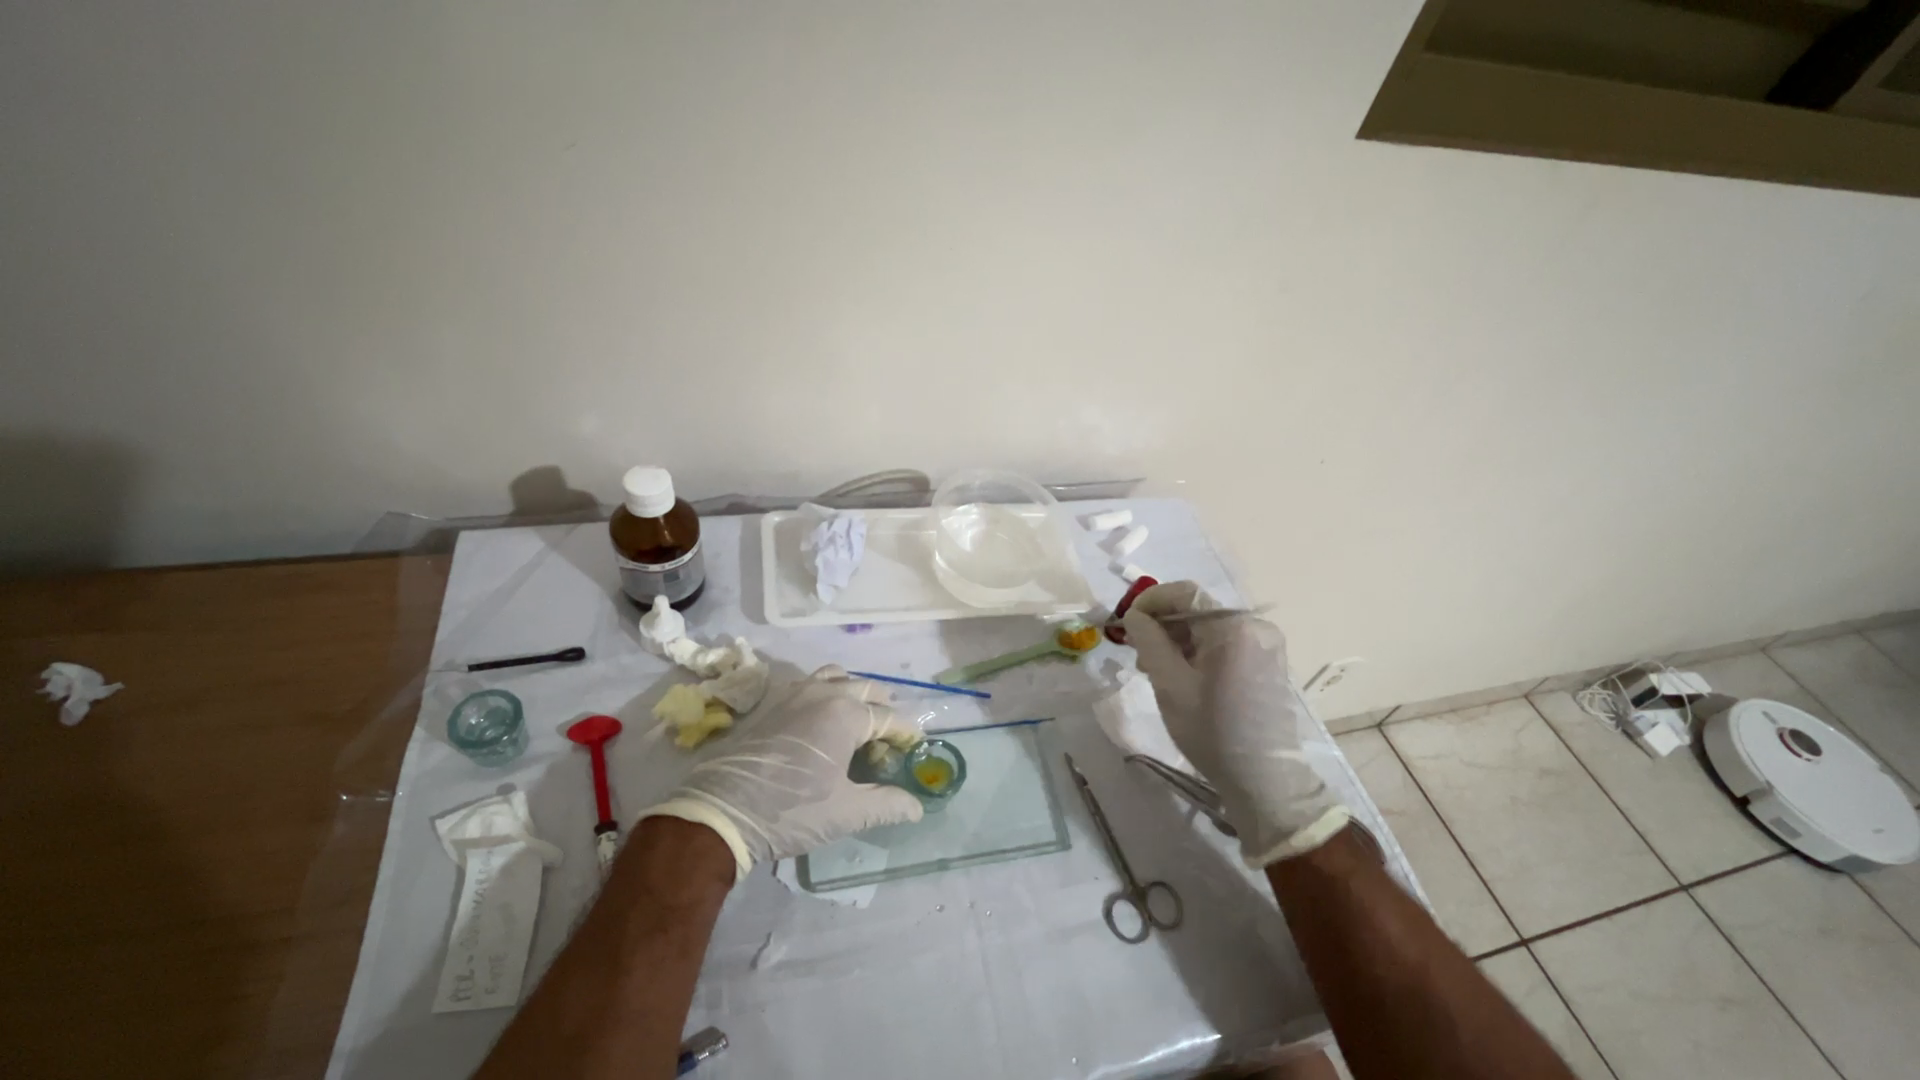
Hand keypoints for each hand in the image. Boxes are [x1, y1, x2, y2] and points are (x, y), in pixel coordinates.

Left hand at [639, 667, 925, 881]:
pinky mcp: (769, 703)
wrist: (720, 813)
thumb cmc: (791, 811)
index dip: (907, 734)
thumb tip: (917, 806)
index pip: (890, 718)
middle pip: (866, 689)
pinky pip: (808, 684)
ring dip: (854, 694)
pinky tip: (820, 724)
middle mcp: (823, 692)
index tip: (915, 750)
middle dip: (884, 710)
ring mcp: (793, 693)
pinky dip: (825, 693)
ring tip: (857, 724)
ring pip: (836, 678)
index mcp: (846, 714)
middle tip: (888, 741)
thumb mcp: (847, 813)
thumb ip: (888, 805)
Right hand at [1122, 582, 1350, 866]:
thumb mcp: (1170, 684)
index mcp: (1234, 626)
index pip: (1184, 593)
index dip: (1150, 601)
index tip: (1126, 624)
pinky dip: (1198, 652)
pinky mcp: (1266, 662)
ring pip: (1209, 627)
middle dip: (1162, 625)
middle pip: (1197, 609)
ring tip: (1155, 669)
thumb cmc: (1213, 732)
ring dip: (1178, 640)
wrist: (1264, 780)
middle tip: (1137, 652)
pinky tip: (1182, 676)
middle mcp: (1255, 625)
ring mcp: (1265, 644)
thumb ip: (1149, 641)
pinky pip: (1224, 643)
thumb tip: (1135, 616)